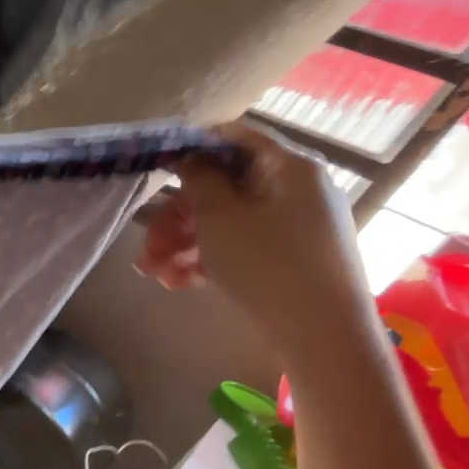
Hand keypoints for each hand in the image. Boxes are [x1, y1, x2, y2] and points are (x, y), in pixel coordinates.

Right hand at [137, 122, 369, 341]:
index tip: (155, 165)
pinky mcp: (290, 254)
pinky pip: (240, 243)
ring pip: (224, 220)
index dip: (193, 145)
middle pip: (222, 187)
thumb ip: (199, 177)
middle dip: (176, 216)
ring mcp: (295, 223)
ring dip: (182, 243)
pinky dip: (206, 258)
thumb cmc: (266, 261)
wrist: (321, 332)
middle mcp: (296, 188)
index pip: (235, 136)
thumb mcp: (218, 214)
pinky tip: (178, 282)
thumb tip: (193, 156)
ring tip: (153, 272)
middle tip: (147, 244)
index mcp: (288, 167)